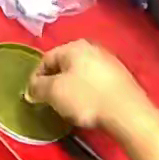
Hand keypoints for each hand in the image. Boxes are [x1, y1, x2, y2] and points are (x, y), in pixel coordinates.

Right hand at [25, 39, 154, 130]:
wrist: (128, 112)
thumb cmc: (87, 98)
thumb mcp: (54, 93)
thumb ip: (37, 87)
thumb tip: (31, 89)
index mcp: (74, 47)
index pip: (46, 58)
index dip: (36, 78)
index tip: (33, 96)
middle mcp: (92, 48)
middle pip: (64, 65)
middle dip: (54, 82)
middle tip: (50, 101)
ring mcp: (109, 61)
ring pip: (80, 73)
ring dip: (71, 88)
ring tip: (68, 106)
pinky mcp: (120, 76)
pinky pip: (95, 82)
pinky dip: (87, 91)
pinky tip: (89, 105)